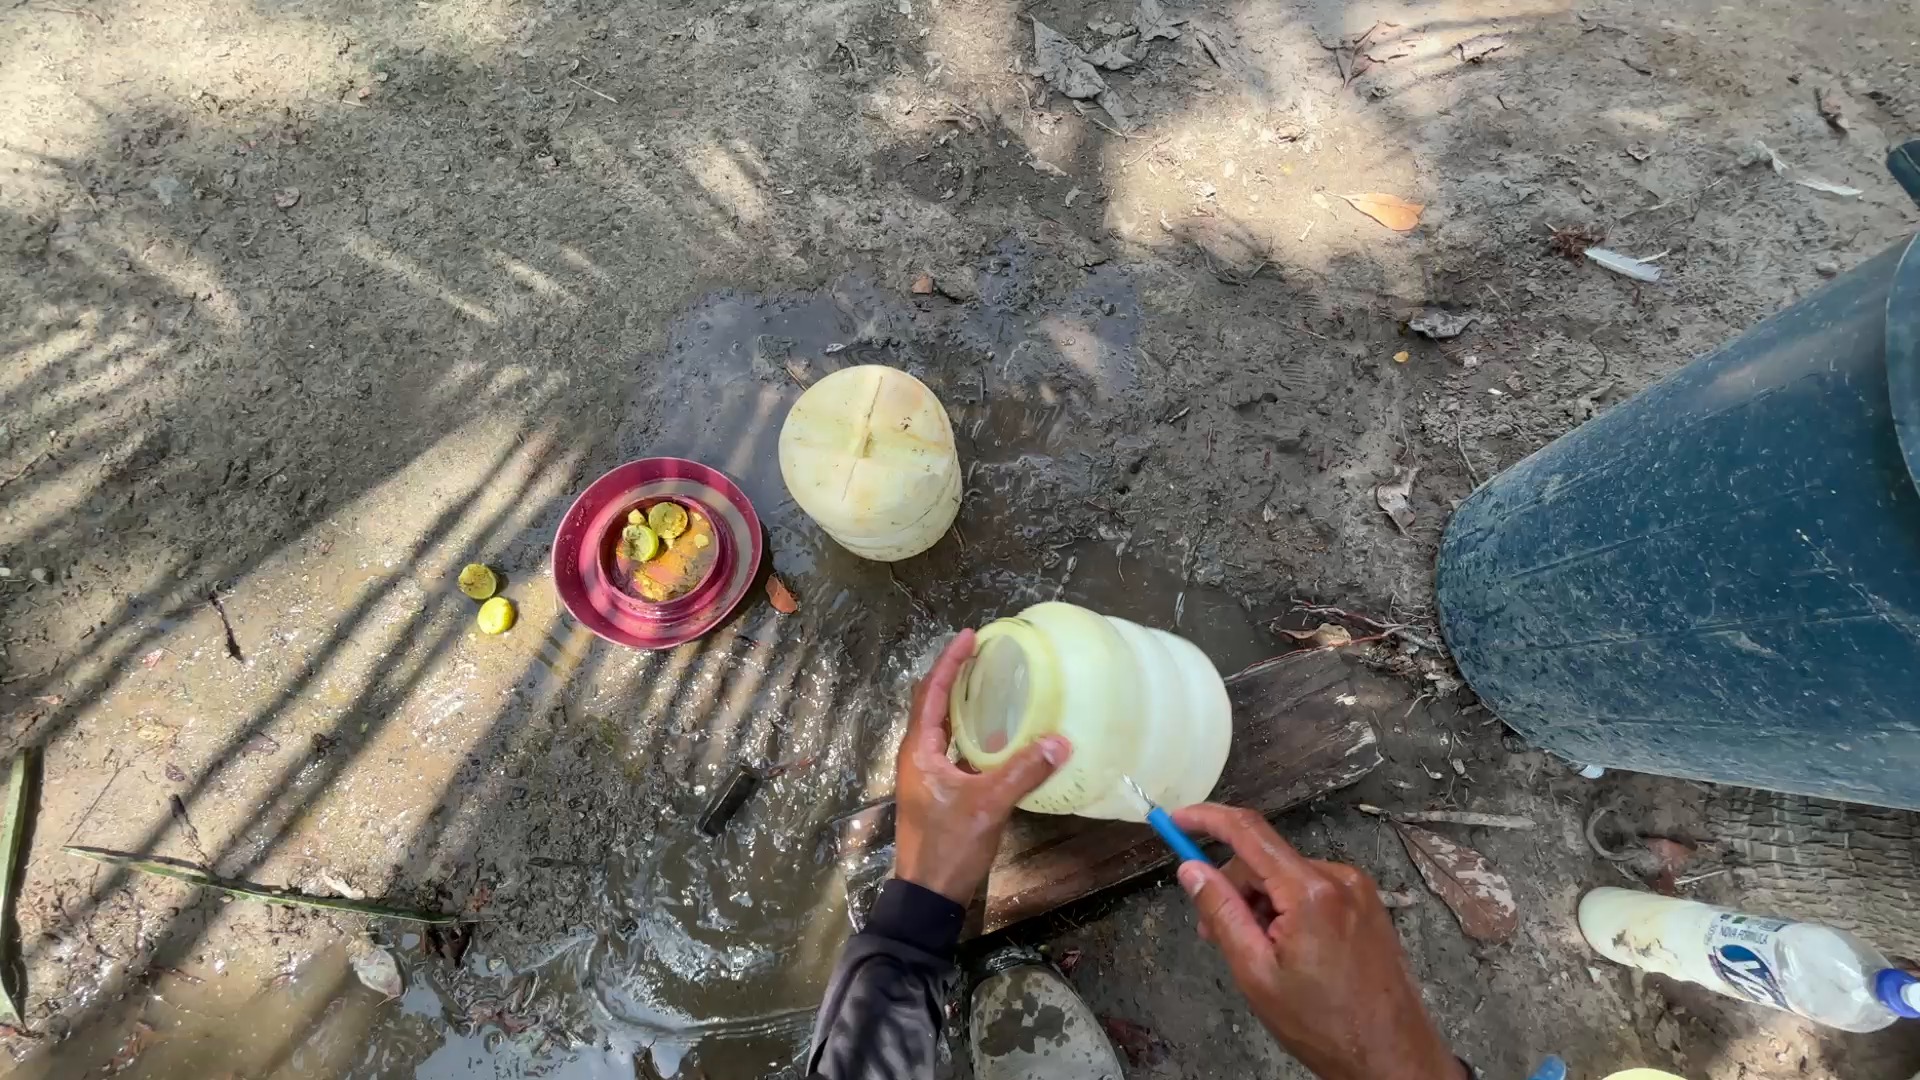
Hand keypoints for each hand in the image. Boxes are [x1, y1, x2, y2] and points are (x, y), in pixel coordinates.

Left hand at [892, 629, 1071, 904]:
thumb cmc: (948, 847)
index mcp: (919, 749)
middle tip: (983, 654)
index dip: (950, 662)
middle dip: (955, 675)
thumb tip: (1059, 742)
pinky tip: (996, 734)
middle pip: (932, 702)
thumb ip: (1022, 773)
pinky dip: (971, 732)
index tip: (970, 636)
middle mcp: (918, 754)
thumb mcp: (987, 806)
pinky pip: (954, 747)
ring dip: (961, 703)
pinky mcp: (939, 789)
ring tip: (991, 684)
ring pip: (942, 725)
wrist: (927, 896)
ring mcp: (927, 773)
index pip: (931, 691)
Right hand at [1171, 804, 1465, 1079]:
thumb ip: (1220, 911)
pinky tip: (1284, 945)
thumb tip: (1189, 867)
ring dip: (1258, 900)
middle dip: (1230, 885)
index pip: (1247, 831)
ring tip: (1254, 949)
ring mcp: (1356, 888)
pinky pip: (1307, 886)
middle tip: (1211, 929)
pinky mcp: (1365, 902)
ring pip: (1282, 873)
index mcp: (1310, 891)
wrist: (1397, 1065)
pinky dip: (1284, 905)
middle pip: (1262, 858)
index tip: (1174, 819)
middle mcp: (1337, 877)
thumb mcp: (1255, 973)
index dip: (1205, 818)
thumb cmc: (1323, 1026)